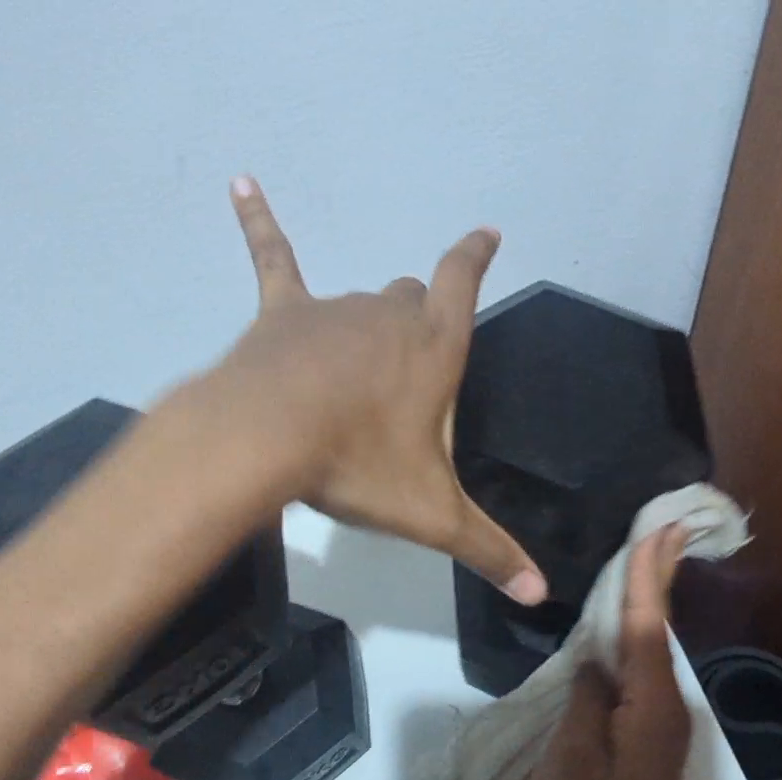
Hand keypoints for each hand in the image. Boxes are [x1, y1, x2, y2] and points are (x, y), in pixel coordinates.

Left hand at [191, 176, 545, 603]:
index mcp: (435, 349)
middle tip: (410, 368)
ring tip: (354, 374)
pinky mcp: (282, 313)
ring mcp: (335, 309)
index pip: (464, 283)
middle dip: (419, 318)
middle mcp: (390, 315)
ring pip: (361, 300)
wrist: (268, 441)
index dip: (476, 257)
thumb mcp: (433, 515)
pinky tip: (241, 181)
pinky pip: (274, 259)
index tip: (487, 233)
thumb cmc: (362, 467)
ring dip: (367, 322)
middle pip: (412, 297)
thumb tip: (540, 594)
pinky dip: (260, 223)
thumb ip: (489, 550)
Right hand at [534, 525, 691, 779]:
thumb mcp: (571, 757)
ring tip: (644, 560)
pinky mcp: (655, 734)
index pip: (648, 625)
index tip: (660, 529)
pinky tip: (627, 626)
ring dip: (651, 603)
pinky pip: (646, 672)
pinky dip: (640, 637)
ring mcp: (665, 721)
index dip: (649, 575)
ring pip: (655, 649)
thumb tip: (597, 665)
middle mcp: (669, 704)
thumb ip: (586, 699)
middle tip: (666, 528)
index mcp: (649, 703)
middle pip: (660, 629)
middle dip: (661, 577)